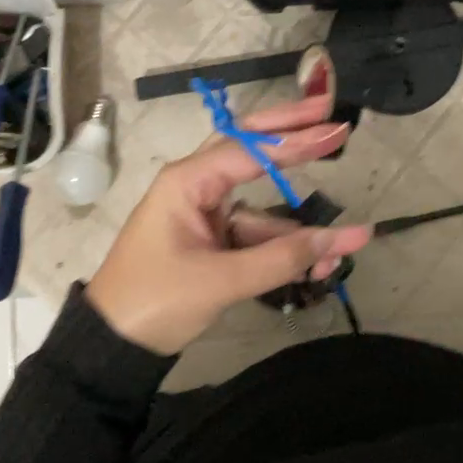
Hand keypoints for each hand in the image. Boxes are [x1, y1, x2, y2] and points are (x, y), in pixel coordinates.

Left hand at [85, 94, 372, 354]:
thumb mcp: (219, 281)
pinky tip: (320, 264)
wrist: (113, 345)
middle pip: (252, 152)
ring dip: (301, 229)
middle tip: (334, 117)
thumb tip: (342, 239)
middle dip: (293, 138)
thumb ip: (281, 259)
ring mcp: (206, 214)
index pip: (249, 150)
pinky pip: (257, 237)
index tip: (334, 130)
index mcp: (187, 181)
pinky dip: (286, 250)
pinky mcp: (212, 242)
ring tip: (349, 242)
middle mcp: (197, 187)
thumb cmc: (155, 300)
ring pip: (263, 208)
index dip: (295, 141)